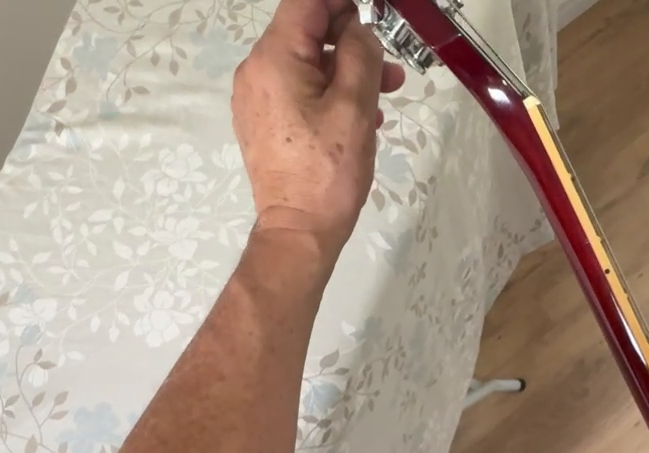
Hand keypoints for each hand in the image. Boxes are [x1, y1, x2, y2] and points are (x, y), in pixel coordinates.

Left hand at [232, 0, 406, 252]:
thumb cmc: (327, 174)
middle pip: (307, 36)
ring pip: (307, 69)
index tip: (373, 16)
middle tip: (391, 70)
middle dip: (351, 46)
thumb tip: (361, 32)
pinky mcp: (266, 128)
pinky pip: (299, 96)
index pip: (307, 3)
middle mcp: (257, 73)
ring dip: (346, 76)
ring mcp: (258, 102)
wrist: (299, 233)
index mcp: (274, 58)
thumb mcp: (354, 109)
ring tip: (383, 99)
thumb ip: (361, 57)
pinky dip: (329, 98)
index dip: (343, 4)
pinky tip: (358, 120)